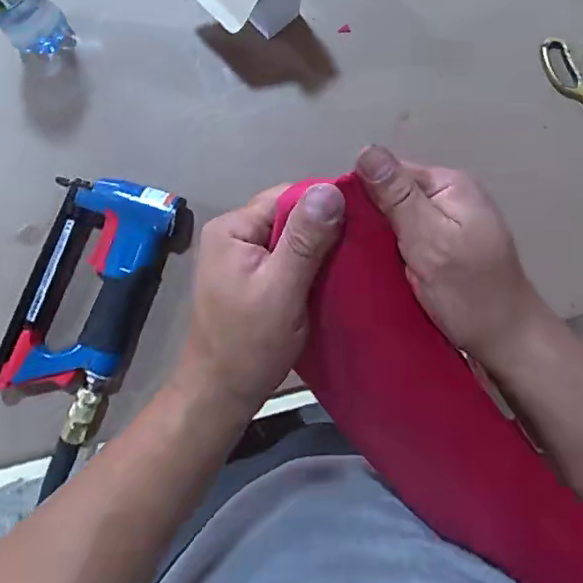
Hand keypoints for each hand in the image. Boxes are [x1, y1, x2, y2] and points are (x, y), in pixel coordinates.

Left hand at [174, 182, 344, 411]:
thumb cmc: (249, 344)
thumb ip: (306, 240)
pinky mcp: (250, 277)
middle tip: (361, 245)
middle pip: (288, 215)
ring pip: (290, 237)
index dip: (323, 206)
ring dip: (318, 250)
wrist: (221, 394)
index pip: (286, 197)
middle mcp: (233, 234)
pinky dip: (308, 266)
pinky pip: (285, 258)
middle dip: (322, 229)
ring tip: (351, 261)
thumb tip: (332, 189)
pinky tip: (330, 278)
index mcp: (232, 227)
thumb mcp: (282, 289)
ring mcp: (240, 257)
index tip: (361, 220)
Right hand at [356, 145, 550, 369]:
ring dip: (376, 237)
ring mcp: (445, 224)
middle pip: (391, 195)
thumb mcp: (428, 238)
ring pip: (393, 219)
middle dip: (369, 218)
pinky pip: (402, 239)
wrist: (507, 344)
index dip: (364, 195)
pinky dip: (388, 251)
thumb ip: (397, 196)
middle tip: (346, 245)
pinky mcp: (440, 248)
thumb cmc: (469, 292)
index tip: (343, 223)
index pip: (389, 172)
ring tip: (354, 256)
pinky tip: (373, 265)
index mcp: (449, 184)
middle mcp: (448, 197)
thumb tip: (367, 149)